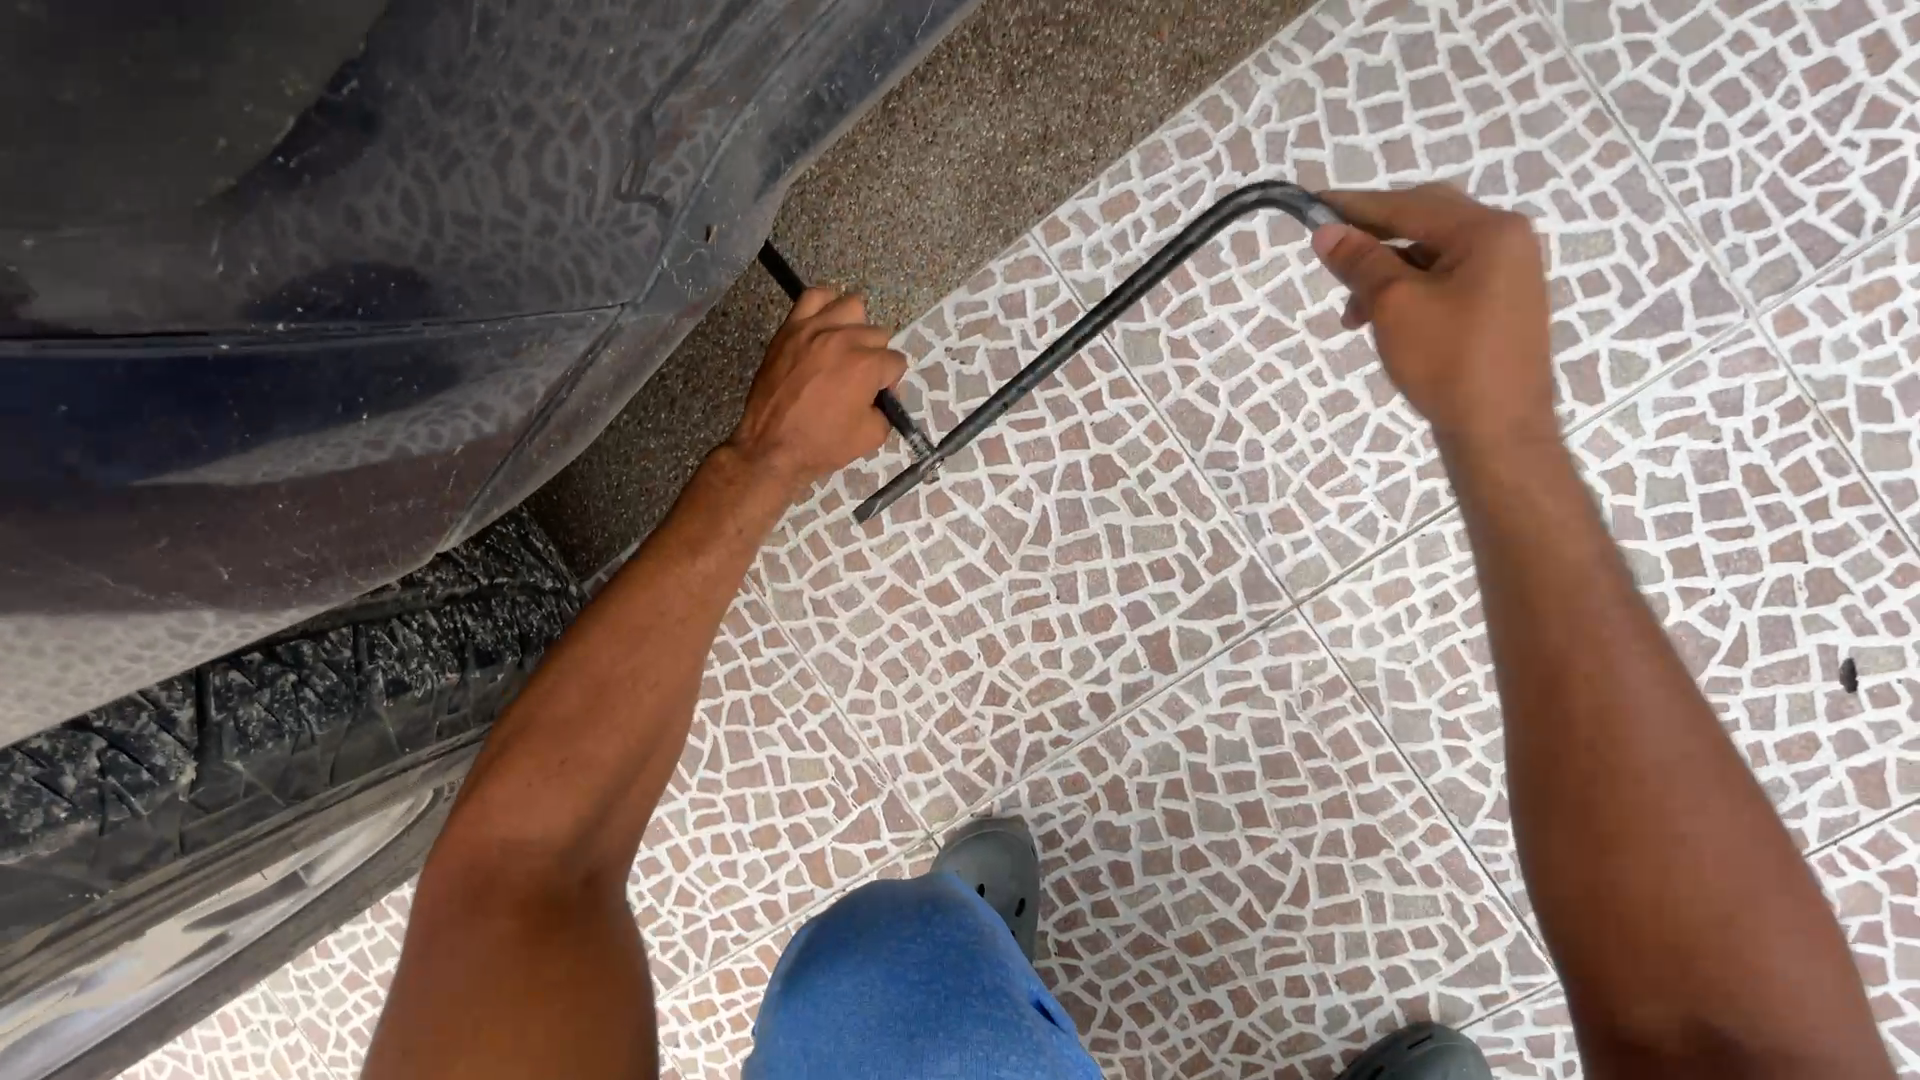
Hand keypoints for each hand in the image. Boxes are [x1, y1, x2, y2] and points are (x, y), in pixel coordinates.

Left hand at [726, 288, 907, 489]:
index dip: (891, 382)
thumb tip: (882, 395)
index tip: (878, 396)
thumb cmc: (822, 445)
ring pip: (852, 306)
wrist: (772, 446)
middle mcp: (844, 340)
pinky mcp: (791, 329)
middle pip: (877, 334)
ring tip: (845, 348)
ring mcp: (814, 330)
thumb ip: (887, 410)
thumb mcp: (871, 436)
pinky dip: (825, 305)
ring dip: (856, 327)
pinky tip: (826, 324)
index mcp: (867, 366)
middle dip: (875, 357)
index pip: (896, 361)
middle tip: (860, 379)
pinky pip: (813, 297)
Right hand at [1313, 184, 1557, 454]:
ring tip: (1351, 314)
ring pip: (1431, 256)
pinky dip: (1407, 292)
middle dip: (1373, 240)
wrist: (1498, 427)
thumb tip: (1327, 232)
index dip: (1356, 206)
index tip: (1313, 203)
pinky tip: (1382, 321)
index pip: (1409, 204)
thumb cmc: (1447, 360)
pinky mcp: (1499, 303)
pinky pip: (1445, 280)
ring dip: (1385, 275)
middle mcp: (1505, 240)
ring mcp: (1507, 273)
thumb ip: (1361, 262)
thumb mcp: (1394, 305)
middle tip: (1331, 256)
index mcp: (1488, 230)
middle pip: (1425, 222)